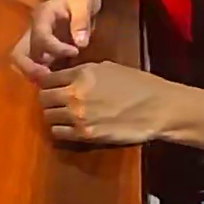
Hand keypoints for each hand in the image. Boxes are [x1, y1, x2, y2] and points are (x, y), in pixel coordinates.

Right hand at [11, 0, 101, 77]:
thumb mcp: (85, 1)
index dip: (55, 48)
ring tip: (51, 84)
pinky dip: (39, 77)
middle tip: (48, 78)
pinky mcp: (38, 54)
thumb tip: (80, 43)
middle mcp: (30, 32)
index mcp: (41, 17)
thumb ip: (82, 20)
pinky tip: (55, 82)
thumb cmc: (79, 0)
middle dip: (29, 69)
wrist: (73, 1)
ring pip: (20, 64)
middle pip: (18, 54)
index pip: (41, 36)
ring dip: (32, 76)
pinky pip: (31, 68)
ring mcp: (32, 44)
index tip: (75, 52)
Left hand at [36, 62, 185, 144]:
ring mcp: (77, 115)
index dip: (47, 83)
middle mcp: (74, 93)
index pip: (46, 79)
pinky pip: (57, 132)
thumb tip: (63, 76)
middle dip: (48, 99)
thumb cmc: (138, 84)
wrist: (159, 108)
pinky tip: (70, 127)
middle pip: (43, 98)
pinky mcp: (84, 134)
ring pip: (48, 116)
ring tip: (64, 115)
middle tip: (56, 102)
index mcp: (80, 74)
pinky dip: (61, 130)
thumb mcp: (107, 68)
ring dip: (54, 115)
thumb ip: (81, 72)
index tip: (51, 87)